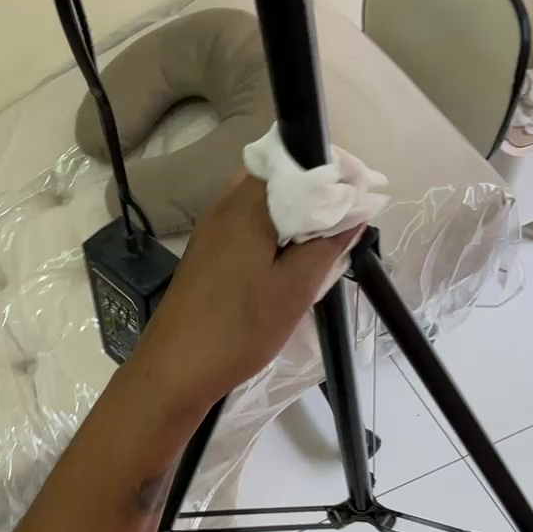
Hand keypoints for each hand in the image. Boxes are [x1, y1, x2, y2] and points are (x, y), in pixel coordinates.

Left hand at [130, 172, 362, 409]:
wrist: (175, 371)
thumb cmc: (239, 328)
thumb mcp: (295, 289)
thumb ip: (326, 247)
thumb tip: (353, 214)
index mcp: (245, 206)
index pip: (290, 160)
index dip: (327, 171)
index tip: (357, 193)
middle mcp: (223, 209)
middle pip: (273, 180)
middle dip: (310, 194)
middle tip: (342, 220)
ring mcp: (210, 233)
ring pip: (258, 206)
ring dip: (291, 217)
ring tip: (322, 243)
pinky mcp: (205, 257)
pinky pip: (245, 229)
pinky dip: (271, 235)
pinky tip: (289, 262)